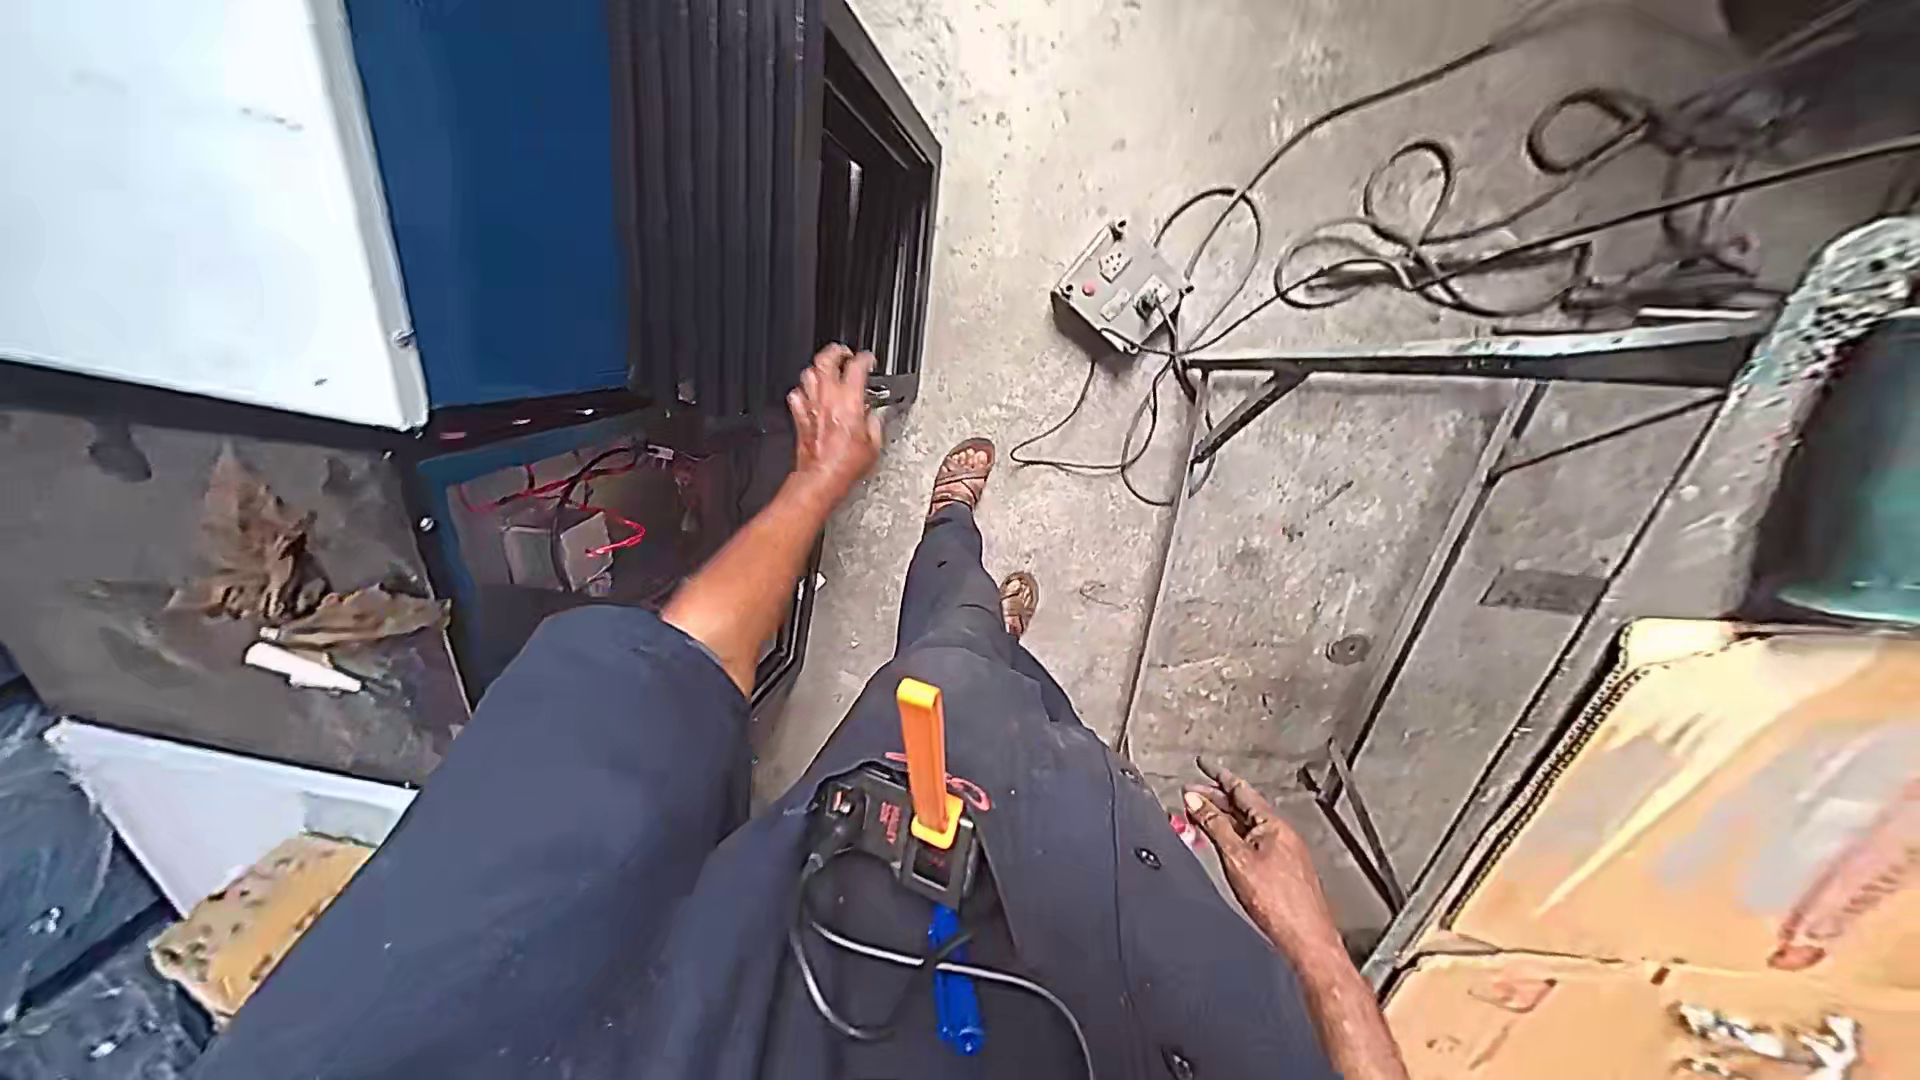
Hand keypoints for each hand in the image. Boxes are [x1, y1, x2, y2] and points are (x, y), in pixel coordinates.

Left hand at [788, 344, 883, 503]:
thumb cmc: (845, 464)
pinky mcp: (799, 416)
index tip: (868, 360)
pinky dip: (802, 391)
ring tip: (826, 371)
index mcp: (850, 401)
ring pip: (808, 373)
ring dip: (818, 369)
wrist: (821, 477)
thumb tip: (875, 414)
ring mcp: (811, 405)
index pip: (857, 366)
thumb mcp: (874, 445)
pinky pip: (796, 394)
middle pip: (826, 359)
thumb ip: (876, 423)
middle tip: (843, 353)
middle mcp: (827, 398)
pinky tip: (809, 395)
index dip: (865, 358)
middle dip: (836, 351)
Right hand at [1183, 757, 1343, 961]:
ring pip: (1246, 826)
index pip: (1240, 789)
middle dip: (1214, 798)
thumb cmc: (1279, 904)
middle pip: (1242, 807)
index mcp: (1273, 825)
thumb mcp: (1235, 857)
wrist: (1307, 944)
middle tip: (1191, 793)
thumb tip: (1195, 800)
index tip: (1203, 765)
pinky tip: (1220, 843)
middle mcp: (1281, 835)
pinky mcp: (1282, 871)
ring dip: (1221, 818)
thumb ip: (1213, 825)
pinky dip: (1231, 836)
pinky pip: (1251, 842)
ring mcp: (1283, 853)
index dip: (1218, 775)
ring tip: (1198, 815)